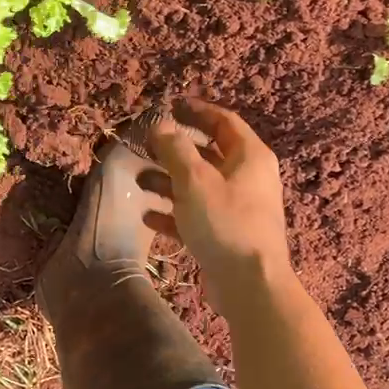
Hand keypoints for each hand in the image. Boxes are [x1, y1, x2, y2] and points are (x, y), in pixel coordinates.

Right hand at [141, 98, 290, 313]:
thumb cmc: (225, 223)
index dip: (196, 112)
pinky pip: (195, 216)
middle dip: (174, 151)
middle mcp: (246, 178)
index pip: (223, 122)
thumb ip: (176, 150)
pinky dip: (173, 214)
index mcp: (249, 157)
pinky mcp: (224, 236)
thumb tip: (161, 125)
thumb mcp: (195, 180)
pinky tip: (148, 218)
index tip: (169, 106)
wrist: (249, 283)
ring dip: (168, 182)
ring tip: (139, 182)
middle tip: (144, 147)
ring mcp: (236, 209)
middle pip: (207, 155)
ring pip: (198, 187)